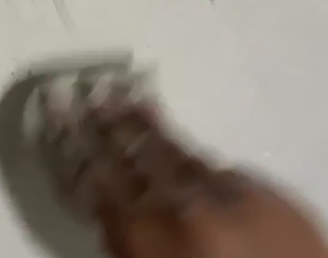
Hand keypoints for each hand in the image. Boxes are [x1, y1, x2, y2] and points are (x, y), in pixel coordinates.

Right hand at [41, 79, 327, 257]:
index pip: (98, 171)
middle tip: (80, 86)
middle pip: (131, 151)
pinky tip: (176, 134)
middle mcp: (184, 206)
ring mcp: (231, 199)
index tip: (56, 103)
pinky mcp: (271, 200)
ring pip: (175, 150)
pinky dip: (192, 153)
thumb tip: (110, 211)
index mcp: (150, 233)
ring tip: (122, 93)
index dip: (73, 136)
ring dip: (144, 122)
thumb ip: (128, 243)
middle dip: (102, 120)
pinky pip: (220, 169)